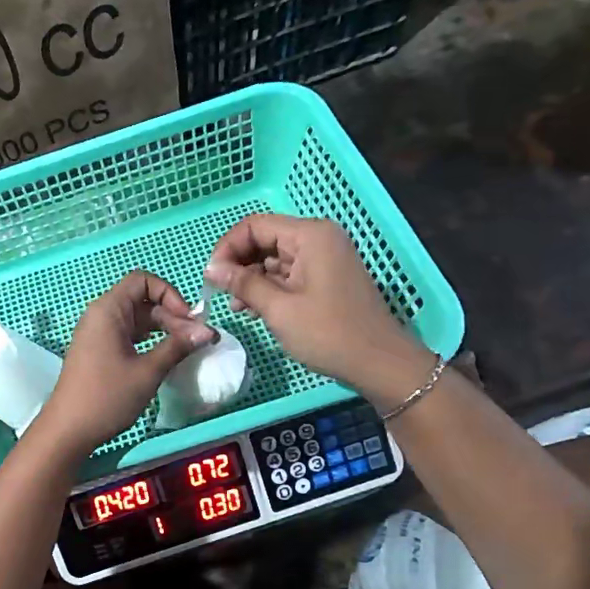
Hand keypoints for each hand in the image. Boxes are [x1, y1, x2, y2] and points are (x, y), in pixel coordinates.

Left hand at [35, 271, 214, 451]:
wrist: (69, 430)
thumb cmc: (107, 396)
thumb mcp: (148, 371)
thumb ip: (178, 346)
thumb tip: (208, 331)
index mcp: (108, 310)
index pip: (143, 281)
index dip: (170, 294)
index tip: (187, 320)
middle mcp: (101, 315)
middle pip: (143, 301)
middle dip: (172, 316)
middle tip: (197, 342)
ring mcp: (98, 334)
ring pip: (138, 321)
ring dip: (164, 330)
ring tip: (187, 350)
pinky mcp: (99, 352)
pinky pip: (129, 336)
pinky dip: (149, 342)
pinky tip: (166, 358)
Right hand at [205, 214, 434, 407]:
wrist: (378, 362)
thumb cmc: (328, 334)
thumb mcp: (279, 309)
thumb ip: (243, 284)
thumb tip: (211, 270)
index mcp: (310, 235)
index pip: (254, 226)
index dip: (228, 248)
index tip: (211, 279)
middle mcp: (318, 238)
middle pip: (265, 239)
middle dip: (239, 265)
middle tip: (222, 296)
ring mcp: (325, 258)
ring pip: (275, 259)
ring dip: (252, 280)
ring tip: (238, 308)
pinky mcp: (327, 278)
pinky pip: (290, 274)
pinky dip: (270, 289)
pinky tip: (257, 310)